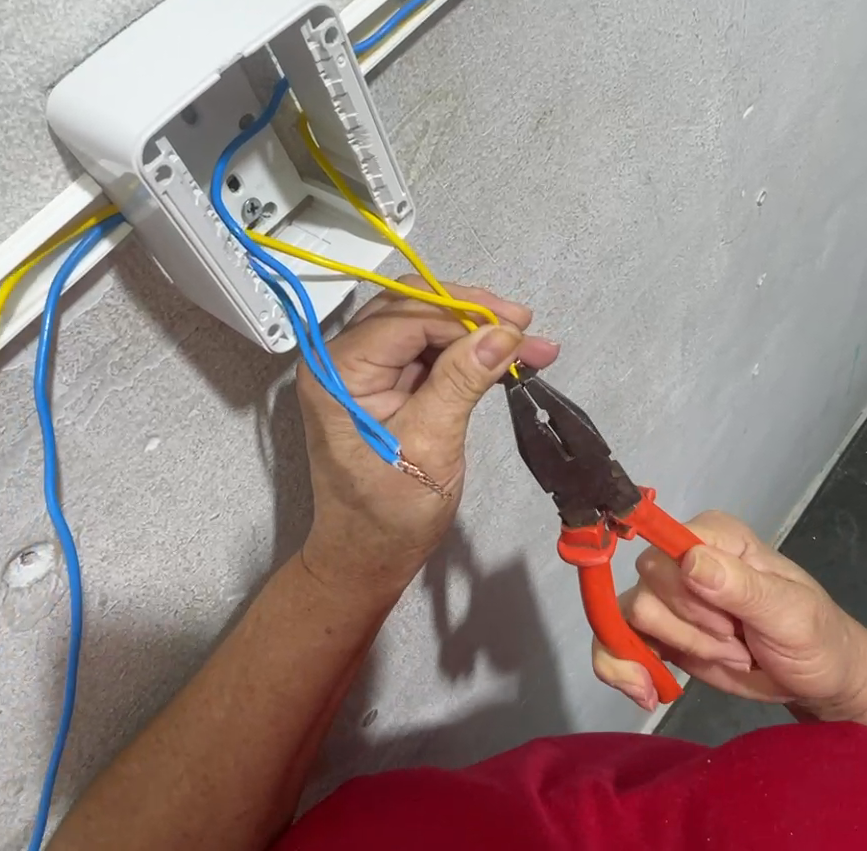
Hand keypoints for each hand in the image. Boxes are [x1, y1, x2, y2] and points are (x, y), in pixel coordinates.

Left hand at [296, 278, 559, 597]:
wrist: (367, 558)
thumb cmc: (389, 513)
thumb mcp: (429, 446)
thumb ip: (461, 381)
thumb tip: (503, 332)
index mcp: (339, 370)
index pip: (404, 317)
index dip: (462, 314)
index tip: (517, 326)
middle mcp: (343, 359)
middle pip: (410, 308)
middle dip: (470, 313)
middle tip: (524, 326)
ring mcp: (362, 370)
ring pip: (422, 324)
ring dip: (473, 330)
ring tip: (527, 343)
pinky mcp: (383, 384)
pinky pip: (426, 351)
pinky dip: (465, 352)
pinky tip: (504, 357)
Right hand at [592, 511, 866, 720]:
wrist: (816, 682)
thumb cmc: (816, 638)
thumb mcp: (792, 613)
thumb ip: (740, 586)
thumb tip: (689, 563)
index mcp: (713, 536)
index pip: (665, 550)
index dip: (686, 595)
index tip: (727, 627)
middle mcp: (679, 556)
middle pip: (647, 588)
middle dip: (689, 631)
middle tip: (736, 645)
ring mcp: (665, 594)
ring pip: (631, 615)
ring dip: (679, 650)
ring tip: (725, 657)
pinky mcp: (656, 629)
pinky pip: (613, 639)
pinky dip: (621, 667)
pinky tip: (645, 691)